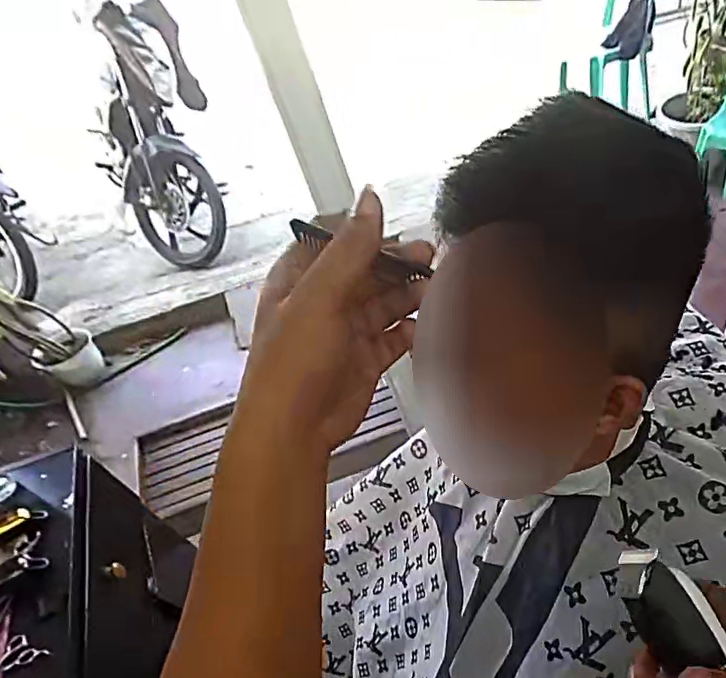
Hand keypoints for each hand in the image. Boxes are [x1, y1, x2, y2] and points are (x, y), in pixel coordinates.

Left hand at [234, 188, 433, 457]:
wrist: (295, 427)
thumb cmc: (290, 367)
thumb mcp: (320, 297)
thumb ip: (350, 250)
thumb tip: (369, 202)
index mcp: (301, 279)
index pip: (341, 243)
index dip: (371, 235)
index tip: (402, 233)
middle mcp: (323, 303)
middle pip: (368, 272)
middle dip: (398, 264)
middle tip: (430, 258)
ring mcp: (346, 333)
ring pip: (385, 304)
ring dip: (409, 295)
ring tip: (435, 287)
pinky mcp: (365, 361)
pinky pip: (394, 338)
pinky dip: (411, 330)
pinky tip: (426, 323)